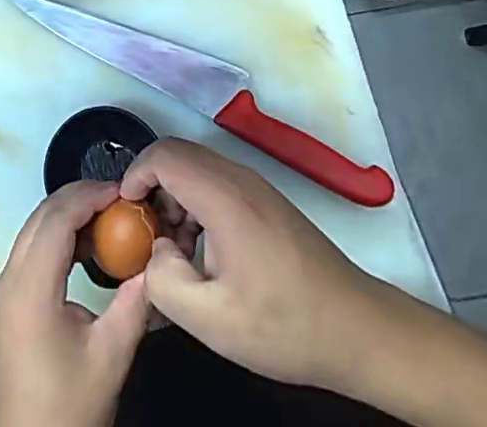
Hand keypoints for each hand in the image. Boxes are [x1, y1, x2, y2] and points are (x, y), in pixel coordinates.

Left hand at [0, 180, 152, 426]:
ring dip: (67, 214)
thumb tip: (155, 266)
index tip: (121, 191)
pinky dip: (59, 235)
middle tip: (118, 197)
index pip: (56, 218)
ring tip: (108, 215)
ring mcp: (6, 287)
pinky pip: (32, 248)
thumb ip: (135, 304)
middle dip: (78, 197)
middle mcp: (11, 277)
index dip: (88, 196)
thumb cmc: (67, 405)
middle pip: (41, 216)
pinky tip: (87, 245)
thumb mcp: (110, 355)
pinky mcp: (10, 299)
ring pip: (34, 229)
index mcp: (31, 286)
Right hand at [120, 139, 398, 391]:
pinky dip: (194, 203)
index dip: (134, 175)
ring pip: (195, 167)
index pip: (164, 156)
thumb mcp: (212, 321)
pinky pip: (215, 182)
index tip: (125, 212)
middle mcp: (240, 180)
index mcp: (225, 199)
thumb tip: (153, 252)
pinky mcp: (265, 200)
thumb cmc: (288, 327)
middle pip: (177, 155)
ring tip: (173, 249)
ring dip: (172, 197)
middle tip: (145, 232)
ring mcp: (256, 187)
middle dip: (150, 186)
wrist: (361, 332)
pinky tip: (201, 250)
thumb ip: (162, 282)